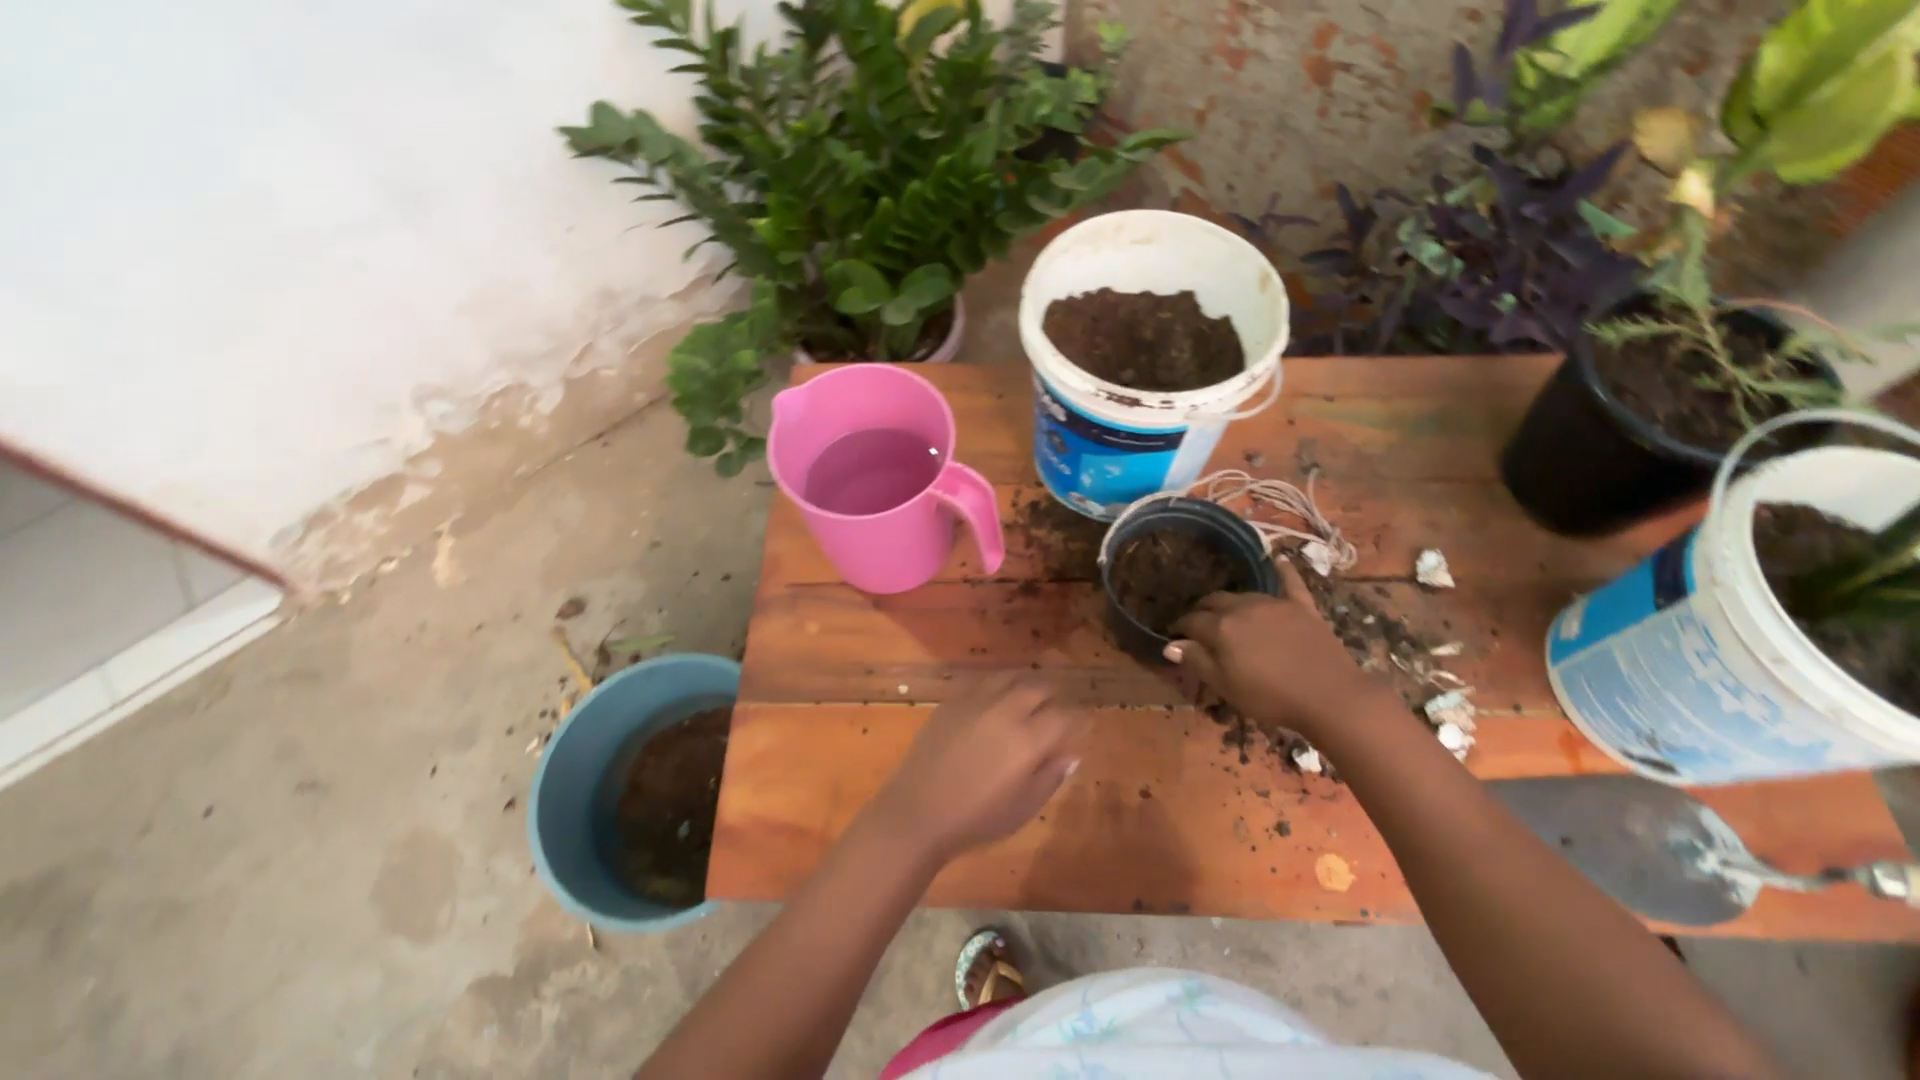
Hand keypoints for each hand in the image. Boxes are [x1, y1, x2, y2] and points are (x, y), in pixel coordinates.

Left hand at [866, 674, 1086, 863]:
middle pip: (1039, 687)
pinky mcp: (951, 702)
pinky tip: (996, 701)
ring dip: (1025, 685)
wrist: (918, 813)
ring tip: (1027, 700)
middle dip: (1053, 697)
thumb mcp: (1024, 808)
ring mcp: (975, 702)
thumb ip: (1051, 776)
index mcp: (1028, 739)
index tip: (1083, 726)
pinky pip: (982, 681)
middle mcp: (1005, 711)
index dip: (1079, 720)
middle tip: (1055, 711)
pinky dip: (997, 686)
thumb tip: (1070, 754)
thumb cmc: (976, 819)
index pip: (1065, 716)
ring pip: (1010, 676)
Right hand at [1167, 558, 1386, 741]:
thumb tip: (1169, 645)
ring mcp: (1275, 603)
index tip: (1175, 635)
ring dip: (1231, 602)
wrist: (1328, 696)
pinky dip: (1282, 570)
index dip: (1180, 627)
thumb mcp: (1226, 686)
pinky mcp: (1302, 606)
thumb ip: (1197, 661)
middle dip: (1202, 610)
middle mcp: (1243, 607)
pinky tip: (1278, 559)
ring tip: (1227, 612)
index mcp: (1221, 628)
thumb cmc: (1270, 697)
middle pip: (1215, 601)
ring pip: (1244, 595)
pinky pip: (1290, 581)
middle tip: (1198, 624)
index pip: (1191, 621)